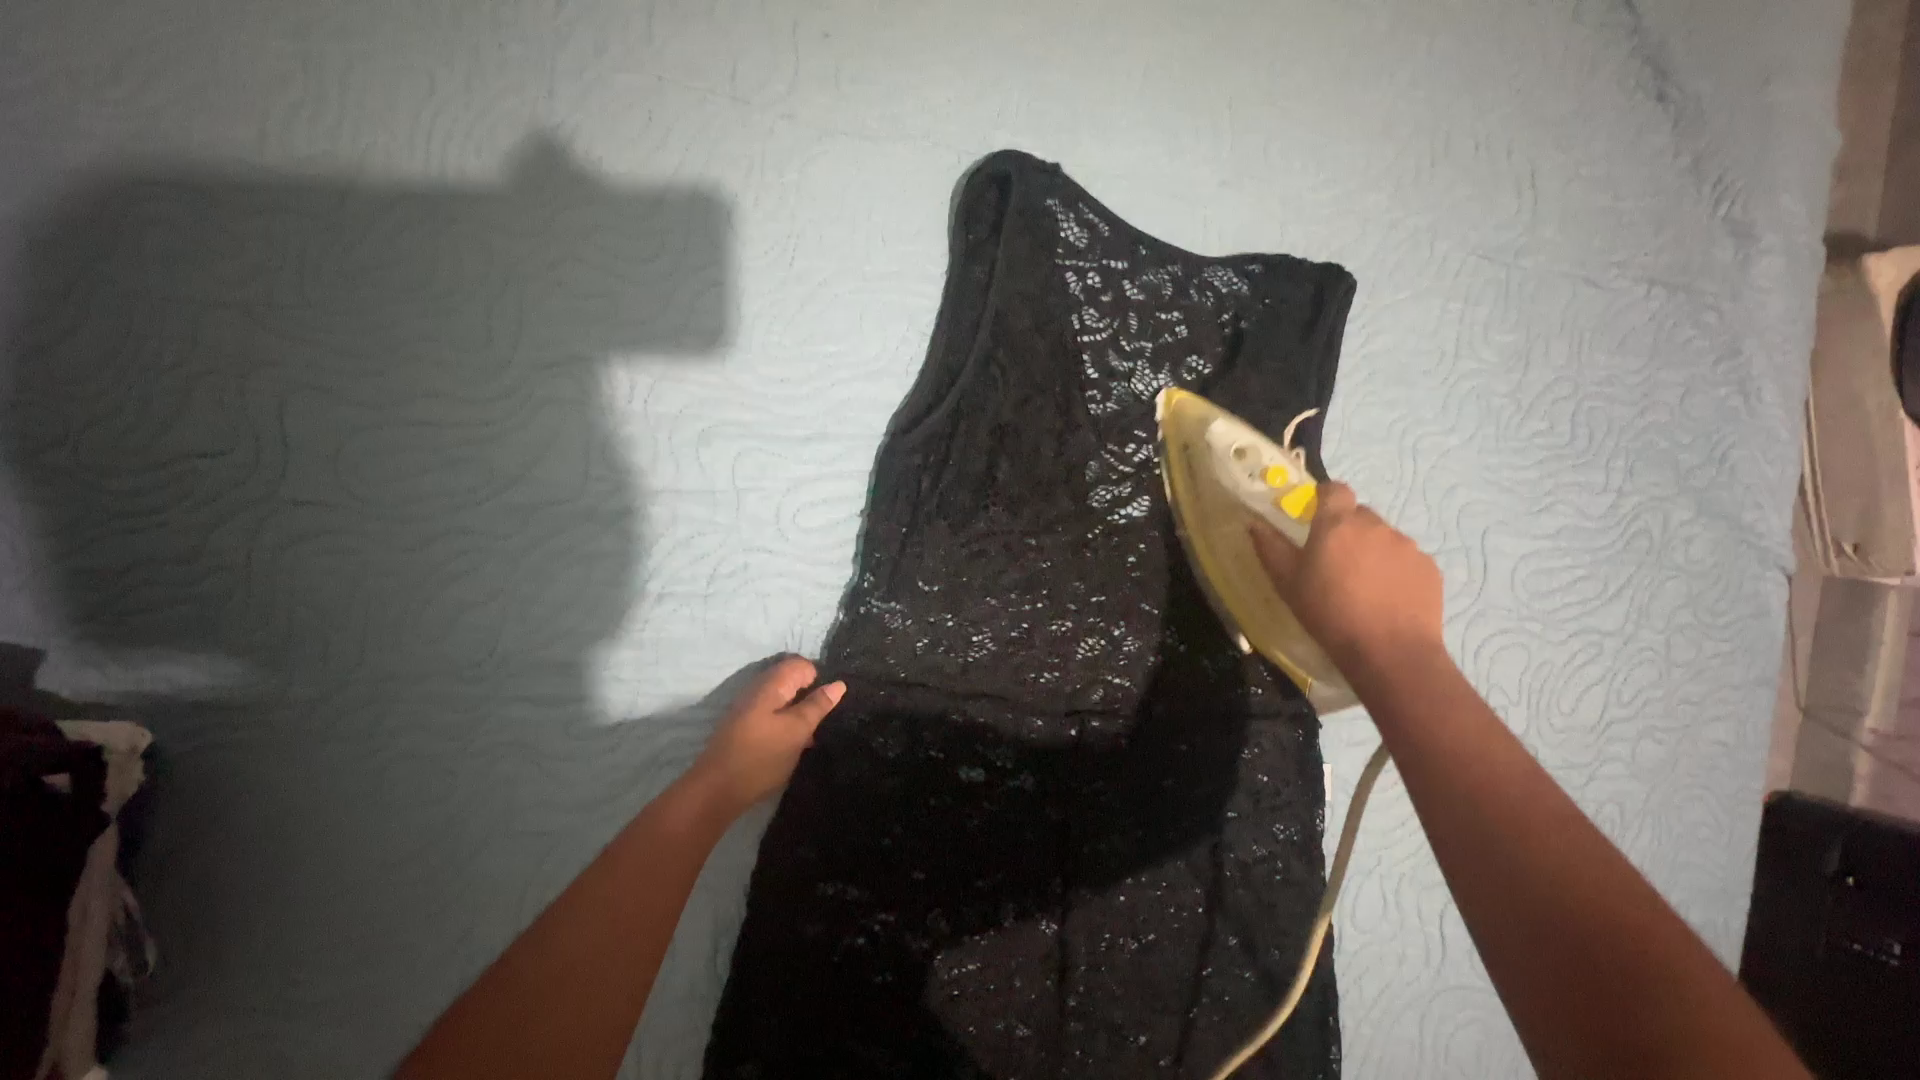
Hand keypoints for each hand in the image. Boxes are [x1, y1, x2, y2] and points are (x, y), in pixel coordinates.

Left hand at [687, 656, 844, 815]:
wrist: (717, 789)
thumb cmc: (761, 757)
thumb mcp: (797, 731)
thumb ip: (817, 706)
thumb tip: (838, 684)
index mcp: (770, 684)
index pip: (801, 664)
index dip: (819, 679)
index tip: (830, 703)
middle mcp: (757, 689)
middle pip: (790, 679)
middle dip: (810, 694)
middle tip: (824, 719)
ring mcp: (748, 708)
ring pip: (781, 698)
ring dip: (799, 711)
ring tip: (813, 733)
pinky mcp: (744, 726)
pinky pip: (772, 713)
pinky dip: (786, 722)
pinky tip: (794, 743)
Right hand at [1248, 481, 1443, 674]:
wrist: (1390, 651)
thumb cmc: (1328, 613)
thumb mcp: (1287, 583)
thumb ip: (1270, 548)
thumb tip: (1254, 523)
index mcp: (1337, 524)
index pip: (1334, 489)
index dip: (1325, 497)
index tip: (1315, 516)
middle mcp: (1375, 525)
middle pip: (1359, 515)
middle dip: (1347, 530)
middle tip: (1335, 562)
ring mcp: (1406, 545)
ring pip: (1384, 538)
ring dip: (1372, 551)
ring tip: (1363, 586)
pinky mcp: (1429, 568)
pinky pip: (1406, 560)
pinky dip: (1395, 571)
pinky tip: (1387, 599)